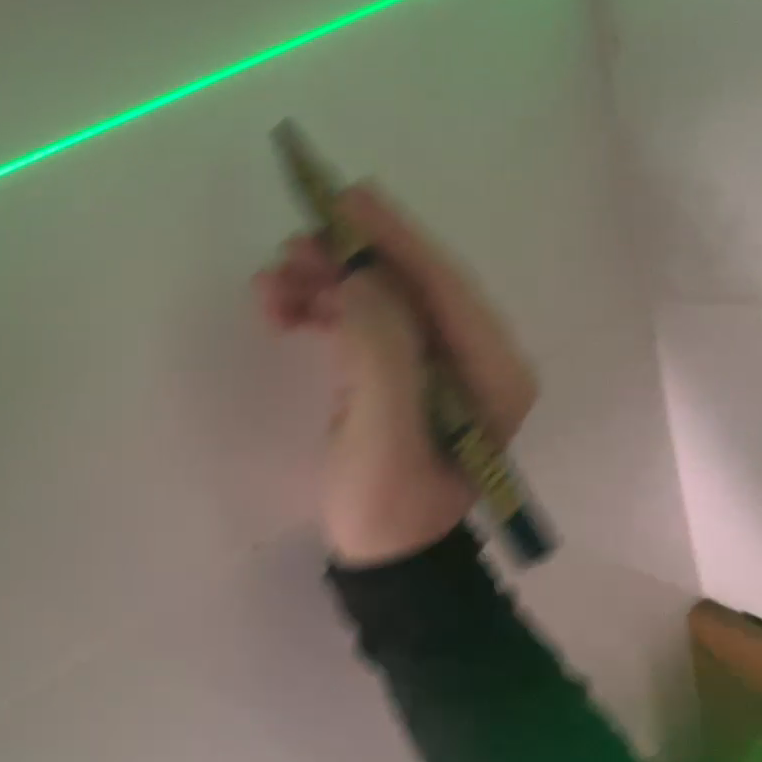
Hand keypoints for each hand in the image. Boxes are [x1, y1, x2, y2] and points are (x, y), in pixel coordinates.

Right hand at [254, 182, 537, 565]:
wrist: (385, 562)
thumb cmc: (389, 508)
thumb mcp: (383, 434)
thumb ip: (378, 351)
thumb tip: (358, 280)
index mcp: (491, 369)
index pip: (443, 283)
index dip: (394, 237)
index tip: (347, 198)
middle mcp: (470, 356)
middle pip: (407, 284)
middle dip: (346, 261)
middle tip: (288, 250)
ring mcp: (433, 365)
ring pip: (376, 299)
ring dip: (324, 284)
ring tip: (270, 287)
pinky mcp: (398, 375)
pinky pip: (359, 324)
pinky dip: (321, 310)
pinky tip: (284, 311)